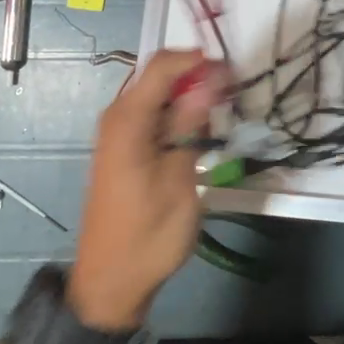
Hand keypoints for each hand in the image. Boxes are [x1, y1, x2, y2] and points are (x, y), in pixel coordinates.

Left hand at [69, 49, 221, 330]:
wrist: (111, 283)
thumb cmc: (148, 234)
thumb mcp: (178, 178)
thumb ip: (190, 123)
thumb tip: (209, 78)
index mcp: (127, 119)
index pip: (163, 64)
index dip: (198, 60)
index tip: (232, 73)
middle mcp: (118, 116)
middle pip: (160, 76)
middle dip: (197, 77)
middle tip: (232, 96)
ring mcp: (118, 132)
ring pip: (158, 95)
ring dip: (189, 97)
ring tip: (221, 116)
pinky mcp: (124, 147)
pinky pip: (153, 114)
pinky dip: (177, 115)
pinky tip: (198, 134)